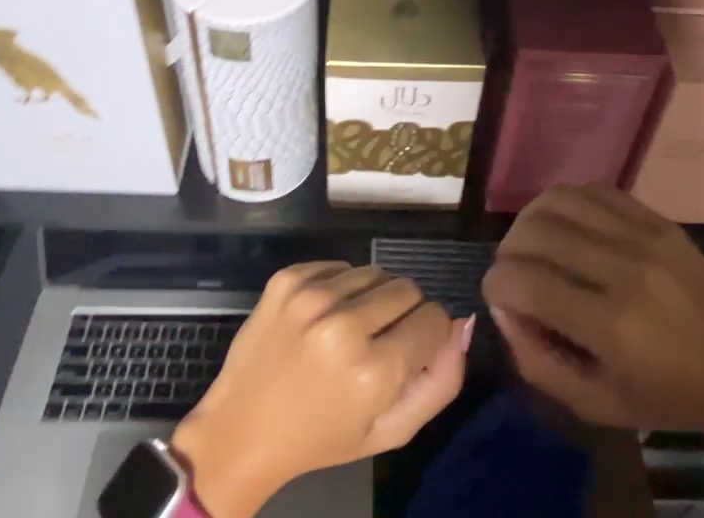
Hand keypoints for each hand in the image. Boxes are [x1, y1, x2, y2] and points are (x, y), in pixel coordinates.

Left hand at [171, 263, 472, 517]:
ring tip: (350, 330)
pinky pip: (339, 265)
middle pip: (408, 288)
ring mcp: (309, 297)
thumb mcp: (391, 431)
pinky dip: (340, 287)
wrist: (241, 429)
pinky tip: (324, 318)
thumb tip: (462, 324)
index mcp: (374, 371)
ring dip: (372, 298)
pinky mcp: (286, 279)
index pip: (435, 319)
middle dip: (404, 314)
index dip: (429, 336)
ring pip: (375, 272)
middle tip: (378, 343)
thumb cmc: (322, 437)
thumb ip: (441, 381)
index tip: (409, 354)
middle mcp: (343, 325)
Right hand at [481, 184, 703, 434]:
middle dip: (507, 253)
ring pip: (559, 200)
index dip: (495, 286)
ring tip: (533, 245)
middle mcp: (623, 269)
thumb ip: (538, 362)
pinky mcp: (659, 221)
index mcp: (609, 324)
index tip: (500, 299)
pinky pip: (595, 190)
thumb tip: (504, 310)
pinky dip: (567, 203)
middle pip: (535, 233)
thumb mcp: (596, 404)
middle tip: (514, 275)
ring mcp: (644, 237)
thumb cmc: (669, 398)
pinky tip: (566, 227)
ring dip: (531, 221)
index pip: (523, 281)